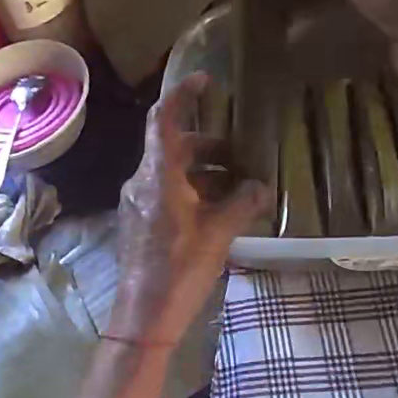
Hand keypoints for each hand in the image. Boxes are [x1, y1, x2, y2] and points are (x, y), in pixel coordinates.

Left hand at [108, 75, 270, 347]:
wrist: (144, 315)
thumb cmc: (180, 270)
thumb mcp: (219, 234)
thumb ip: (242, 203)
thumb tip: (261, 186)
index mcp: (157, 176)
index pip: (164, 119)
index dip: (183, 94)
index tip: (206, 82)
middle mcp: (141, 183)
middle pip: (173, 147)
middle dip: (208, 145)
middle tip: (239, 153)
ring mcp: (137, 204)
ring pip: (170, 173)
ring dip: (202, 172)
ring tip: (236, 186)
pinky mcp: (139, 224)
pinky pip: (165, 194)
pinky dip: (190, 192)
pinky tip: (216, 211)